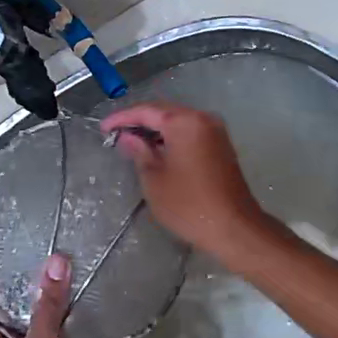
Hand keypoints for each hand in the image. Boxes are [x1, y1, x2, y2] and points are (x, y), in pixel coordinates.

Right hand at [101, 102, 271, 255]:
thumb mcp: (154, 179)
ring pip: (179, 121)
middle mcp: (203, 118)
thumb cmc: (189, 204)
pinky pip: (191, 132)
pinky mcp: (221, 145)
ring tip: (132, 143)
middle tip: (116, 134)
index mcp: (185, 122)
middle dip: (139, 121)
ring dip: (156, 129)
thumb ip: (139, 151)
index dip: (122, 118)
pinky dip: (172, 137)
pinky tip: (157, 150)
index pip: (146, 111)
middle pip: (164, 111)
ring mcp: (216, 131)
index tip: (103, 128)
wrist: (234, 227)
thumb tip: (128, 137)